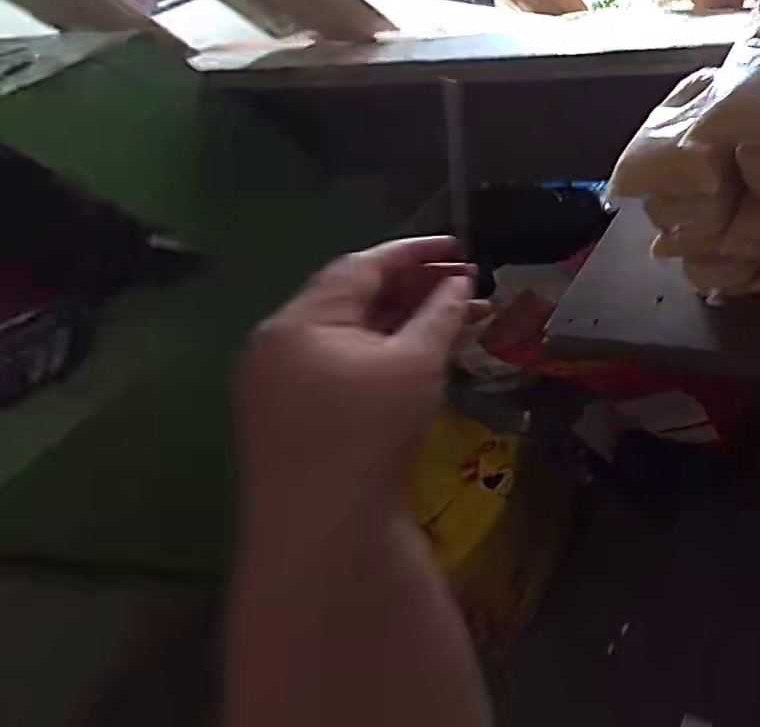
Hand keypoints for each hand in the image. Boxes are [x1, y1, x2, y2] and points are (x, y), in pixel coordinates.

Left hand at [236, 237, 487, 518]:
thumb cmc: (369, 426)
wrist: (322, 518)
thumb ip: (442, 312)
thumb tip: (462, 280)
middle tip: (472, 279)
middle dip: (419, 283)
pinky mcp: (300, 402)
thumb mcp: (417, 360)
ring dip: (412, 313)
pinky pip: (352, 353)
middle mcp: (283, 341)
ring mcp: (287, 375)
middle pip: (357, 294)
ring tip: (467, 311)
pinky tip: (433, 345)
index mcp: (300, 322)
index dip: (415, 251)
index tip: (462, 246)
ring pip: (359, 325)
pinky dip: (395, 341)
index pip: (361, 266)